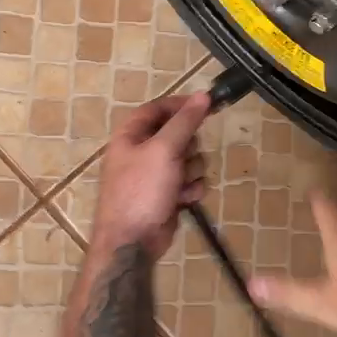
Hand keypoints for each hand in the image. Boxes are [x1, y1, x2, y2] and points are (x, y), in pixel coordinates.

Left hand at [89, 92, 211, 259]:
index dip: (180, 105)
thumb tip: (203, 96)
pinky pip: (190, 182)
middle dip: (189, 146)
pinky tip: (183, 200)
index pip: (157, 109)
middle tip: (183, 156)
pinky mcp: (168, 194)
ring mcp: (155, 175)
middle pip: (178, 134)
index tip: (206, 105)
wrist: (132, 241)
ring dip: (191, 171)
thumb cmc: (141, 190)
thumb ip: (185, 122)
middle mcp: (141, 152)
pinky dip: (190, 189)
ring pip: (190, 159)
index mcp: (130, 135)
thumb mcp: (163, 150)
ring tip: (180, 184)